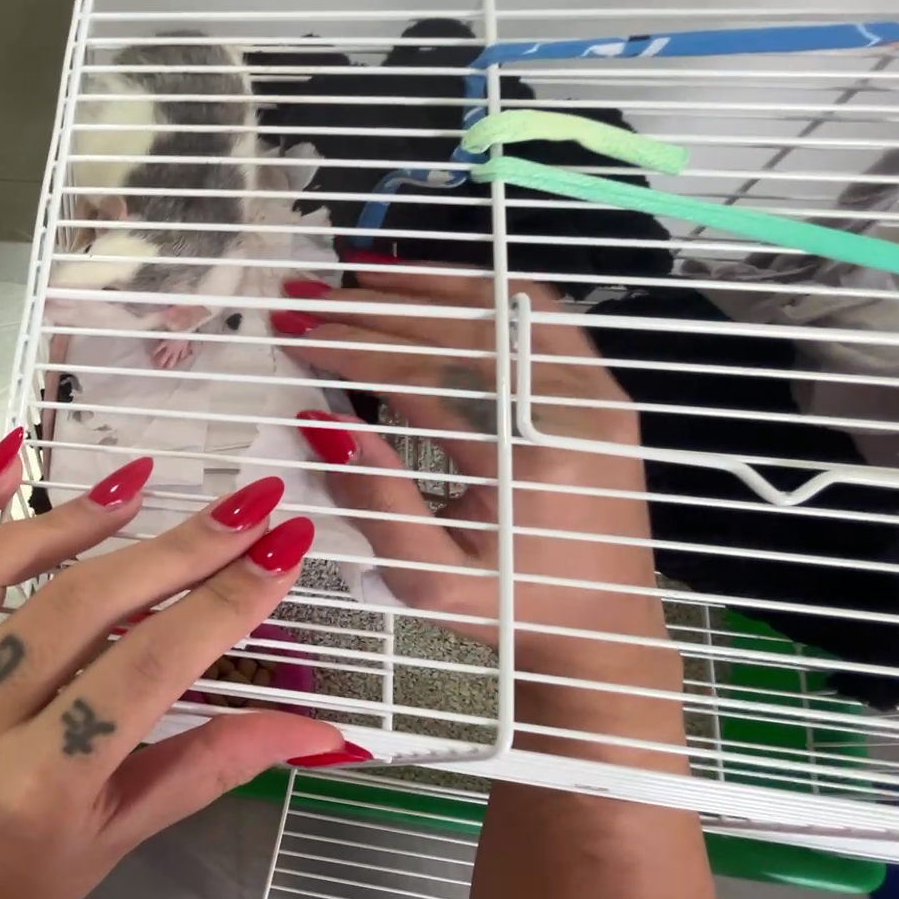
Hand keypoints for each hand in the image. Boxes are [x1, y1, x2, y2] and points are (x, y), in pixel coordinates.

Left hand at [0, 429, 349, 898]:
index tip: (281, 545)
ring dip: (74, 516)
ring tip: (141, 482)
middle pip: (81, 606)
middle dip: (177, 549)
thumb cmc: (26, 883)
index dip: (222, 602)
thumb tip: (322, 728)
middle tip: (244, 502)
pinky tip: (13, 456)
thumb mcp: (123, 834)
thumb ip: (214, 766)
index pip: (147, 668)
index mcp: (40, 783)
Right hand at [273, 268, 674, 688]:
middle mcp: (574, 409)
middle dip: (368, 311)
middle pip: (456, 333)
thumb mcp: (424, 577)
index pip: (424, 379)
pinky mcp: (600, 388)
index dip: (351, 351)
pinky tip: (430, 282)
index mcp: (529, 461)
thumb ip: (374, 499)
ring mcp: (596, 391)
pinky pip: (539, 315)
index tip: (295, 333)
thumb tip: (319, 423)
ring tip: (354, 272)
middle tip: (304, 294)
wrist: (603, 626)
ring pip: (501, 309)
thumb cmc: (506, 608)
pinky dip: (479, 289)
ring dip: (421, 285)